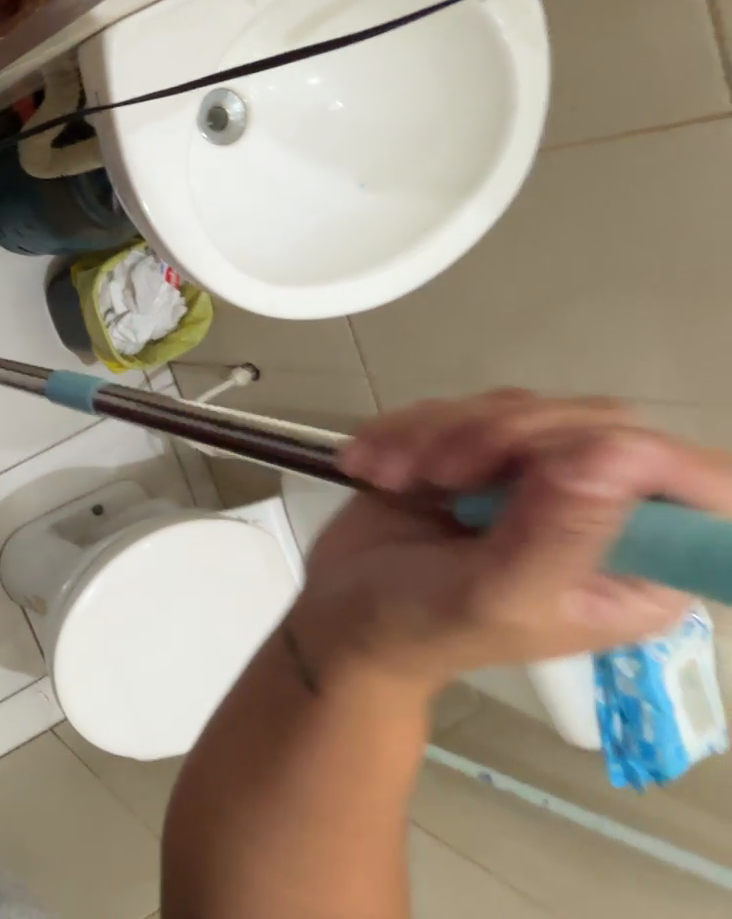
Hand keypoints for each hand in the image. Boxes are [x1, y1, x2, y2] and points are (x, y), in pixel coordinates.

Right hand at [293, 391, 727, 690]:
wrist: (339, 615)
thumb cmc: (424, 624)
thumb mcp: (496, 597)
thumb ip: (558, 534)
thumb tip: (612, 454)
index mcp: (644, 560)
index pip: (693, 480)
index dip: (630, 454)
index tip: (539, 466)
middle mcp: (600, 508)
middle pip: (592, 423)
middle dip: (501, 436)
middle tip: (440, 473)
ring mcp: (528, 475)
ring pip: (513, 408)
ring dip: (435, 433)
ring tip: (390, 476)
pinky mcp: (466, 454)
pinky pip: (450, 409)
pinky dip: (400, 431)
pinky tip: (370, 468)